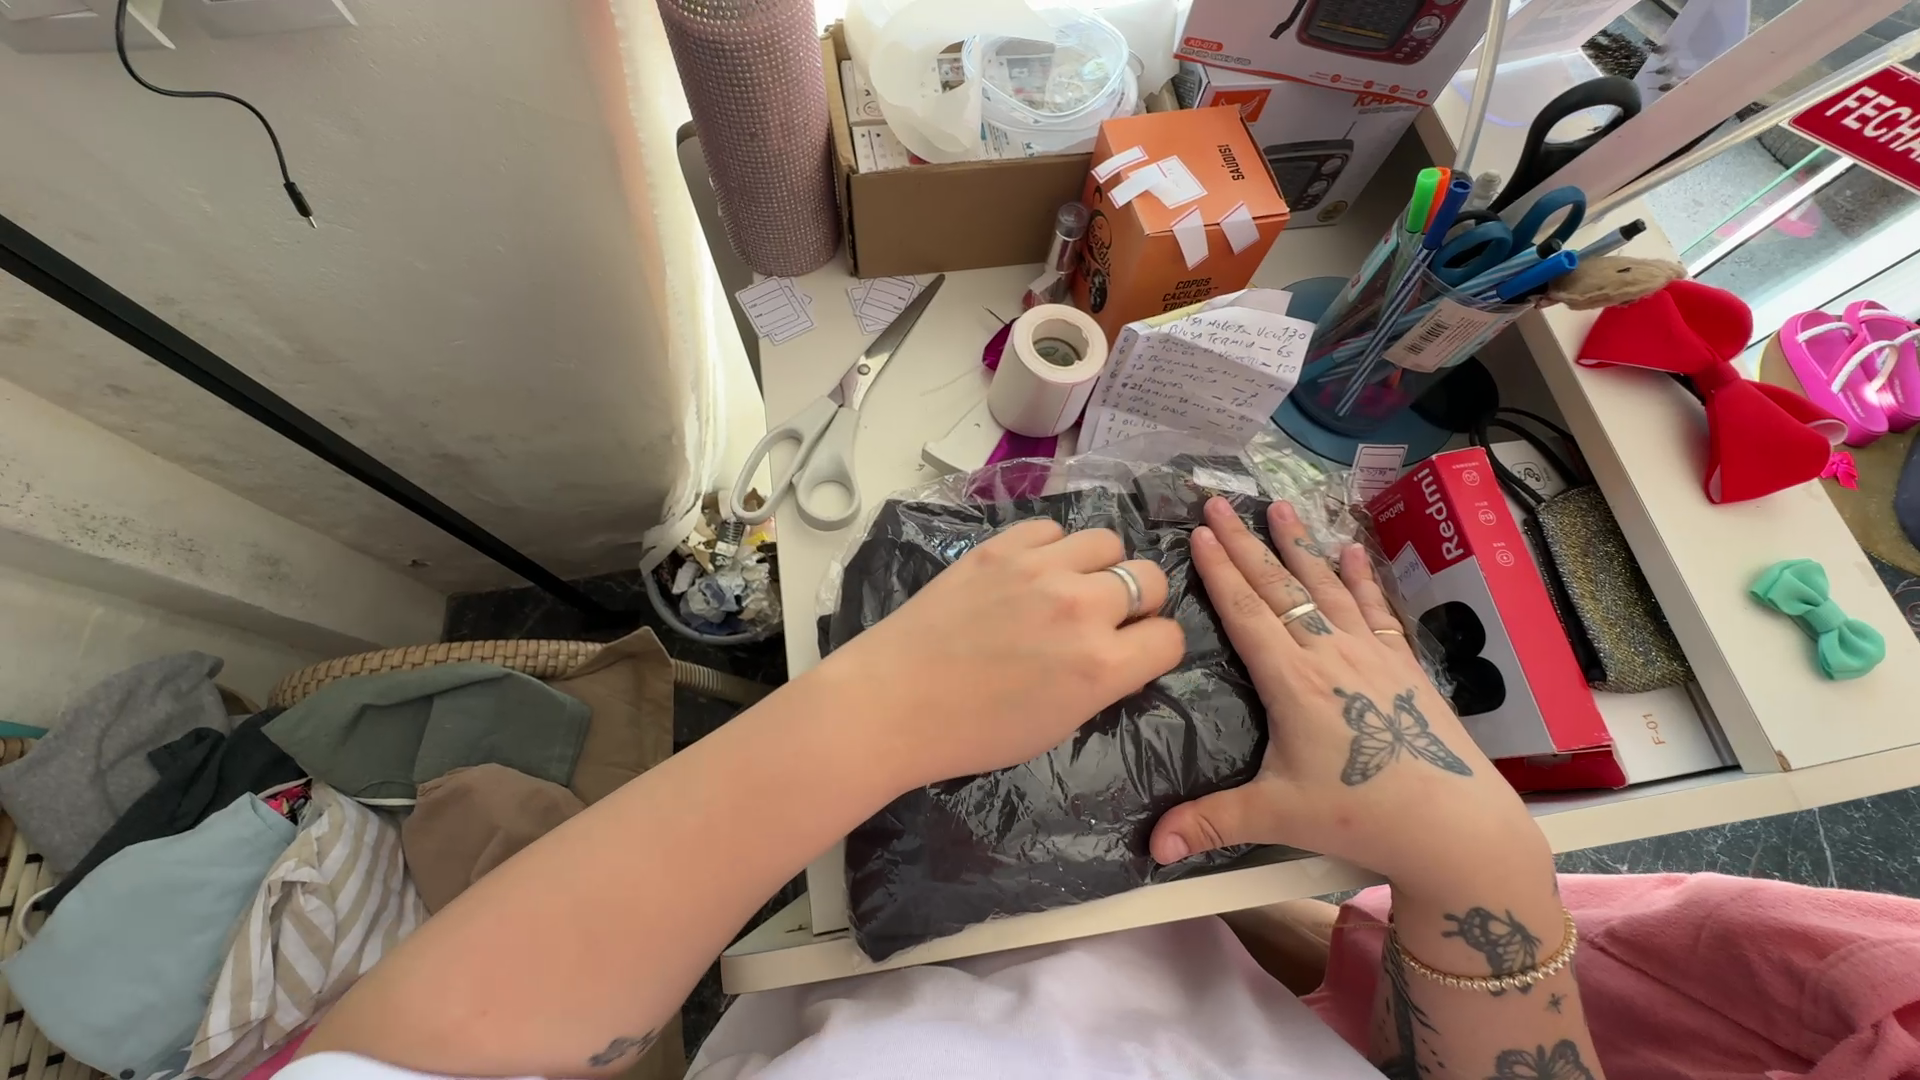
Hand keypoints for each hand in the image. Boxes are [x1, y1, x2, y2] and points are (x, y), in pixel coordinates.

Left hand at [821, 519, 1185, 789]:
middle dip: (1139, 601)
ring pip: (1107, 542)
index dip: (1154, 647)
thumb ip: (1101, 681)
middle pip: (1149, 577)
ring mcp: (1039, 569)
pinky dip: (1052, 548)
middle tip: (1107, 617)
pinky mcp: (998, 547)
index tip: (1134, 651)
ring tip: (1072, 585)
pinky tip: (1031, 571)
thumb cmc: (974, 732)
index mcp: (1102, 665)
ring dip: (1100, 566)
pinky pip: (1050, 529)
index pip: (1170, 636)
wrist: (894, 702)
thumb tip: (1120, 652)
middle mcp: (1081, 606)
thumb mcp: (1057, 725)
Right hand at [1148, 498, 1550, 897]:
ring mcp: (1370, 653)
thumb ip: (1210, 822)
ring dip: (1296, 545)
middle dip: (1244, 542)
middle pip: (1277, 586)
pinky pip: (1373, 608)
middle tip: (1218, 502)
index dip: (1219, 570)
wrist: (1457, 828)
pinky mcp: (1401, 664)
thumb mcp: (1276, 816)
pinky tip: (1349, 550)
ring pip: (1322, 587)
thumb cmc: (1362, 816)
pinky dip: (1358, 577)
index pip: (1245, 612)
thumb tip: (1151, 848)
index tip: (1199, 532)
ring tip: (1277, 507)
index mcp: (1292, 680)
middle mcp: (1328, 653)